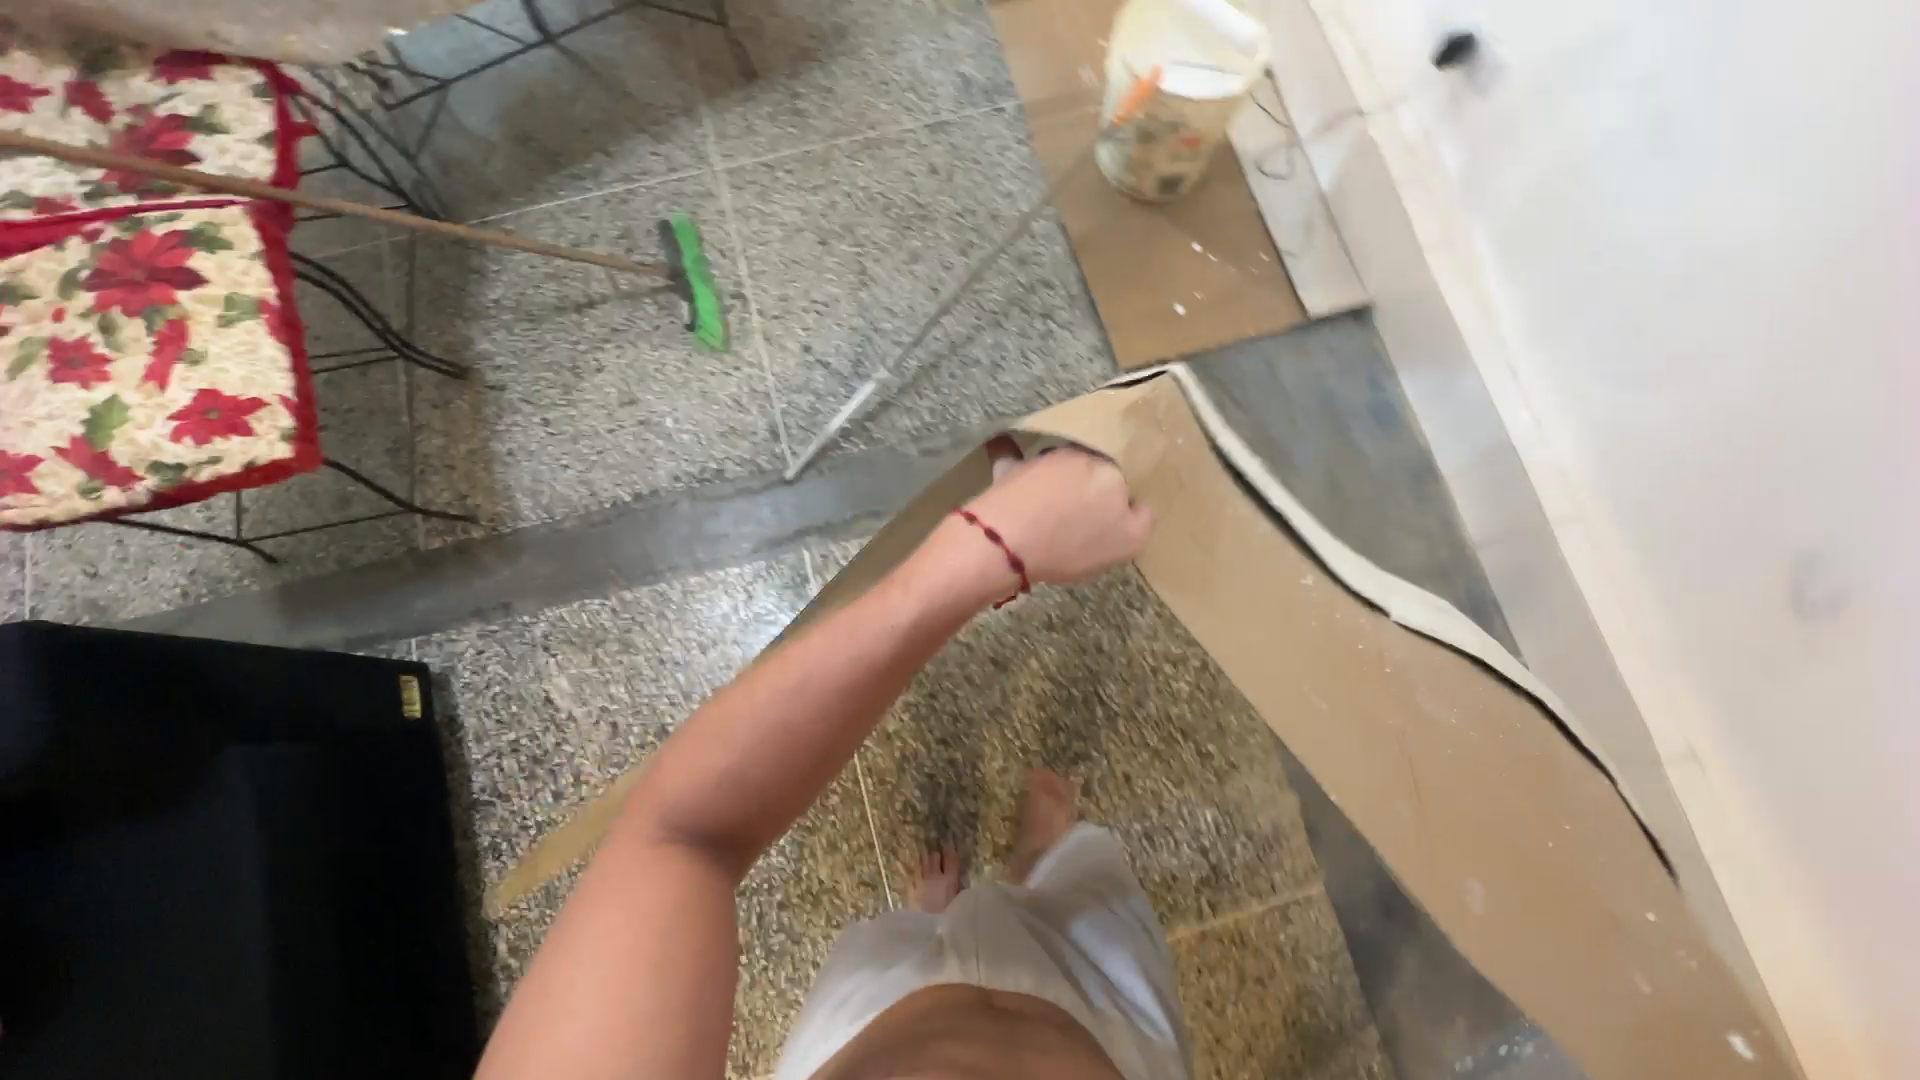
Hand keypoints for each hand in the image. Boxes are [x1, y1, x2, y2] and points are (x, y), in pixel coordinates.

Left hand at [960, 438, 1154, 586]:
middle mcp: (1079, 453)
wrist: (1006, 542)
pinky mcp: (1010, 467)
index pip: (1126, 476)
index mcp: (1112, 468)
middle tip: (1082, 518)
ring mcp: (1042, 457)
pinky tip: (1012, 471)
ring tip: (1050, 511)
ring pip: (1058, 465)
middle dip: (1090, 486)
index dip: (1122, 497)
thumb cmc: (1072, 543)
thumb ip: (1144, 518)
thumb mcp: (1128, 543)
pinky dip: (1015, 462)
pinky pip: (1014, 459)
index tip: (1112, 518)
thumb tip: (1141, 503)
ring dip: (1058, 480)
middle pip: (1092, 468)